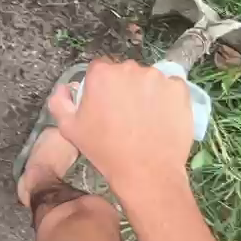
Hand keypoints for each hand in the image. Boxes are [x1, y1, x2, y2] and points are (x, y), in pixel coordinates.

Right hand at [47, 59, 193, 195]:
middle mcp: (130, 69)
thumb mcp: (69, 129)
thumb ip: (60, 102)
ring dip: (145, 91)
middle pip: (125, 72)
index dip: (101, 86)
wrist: (146, 172)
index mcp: (101, 74)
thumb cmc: (105, 150)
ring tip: (145, 118)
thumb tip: (66, 87)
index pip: (99, 69)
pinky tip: (162, 117)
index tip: (105, 103)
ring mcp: (157, 78)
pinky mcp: (180, 90)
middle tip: (124, 113)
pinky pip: (171, 87)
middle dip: (123, 87)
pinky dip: (167, 98)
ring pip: (149, 79)